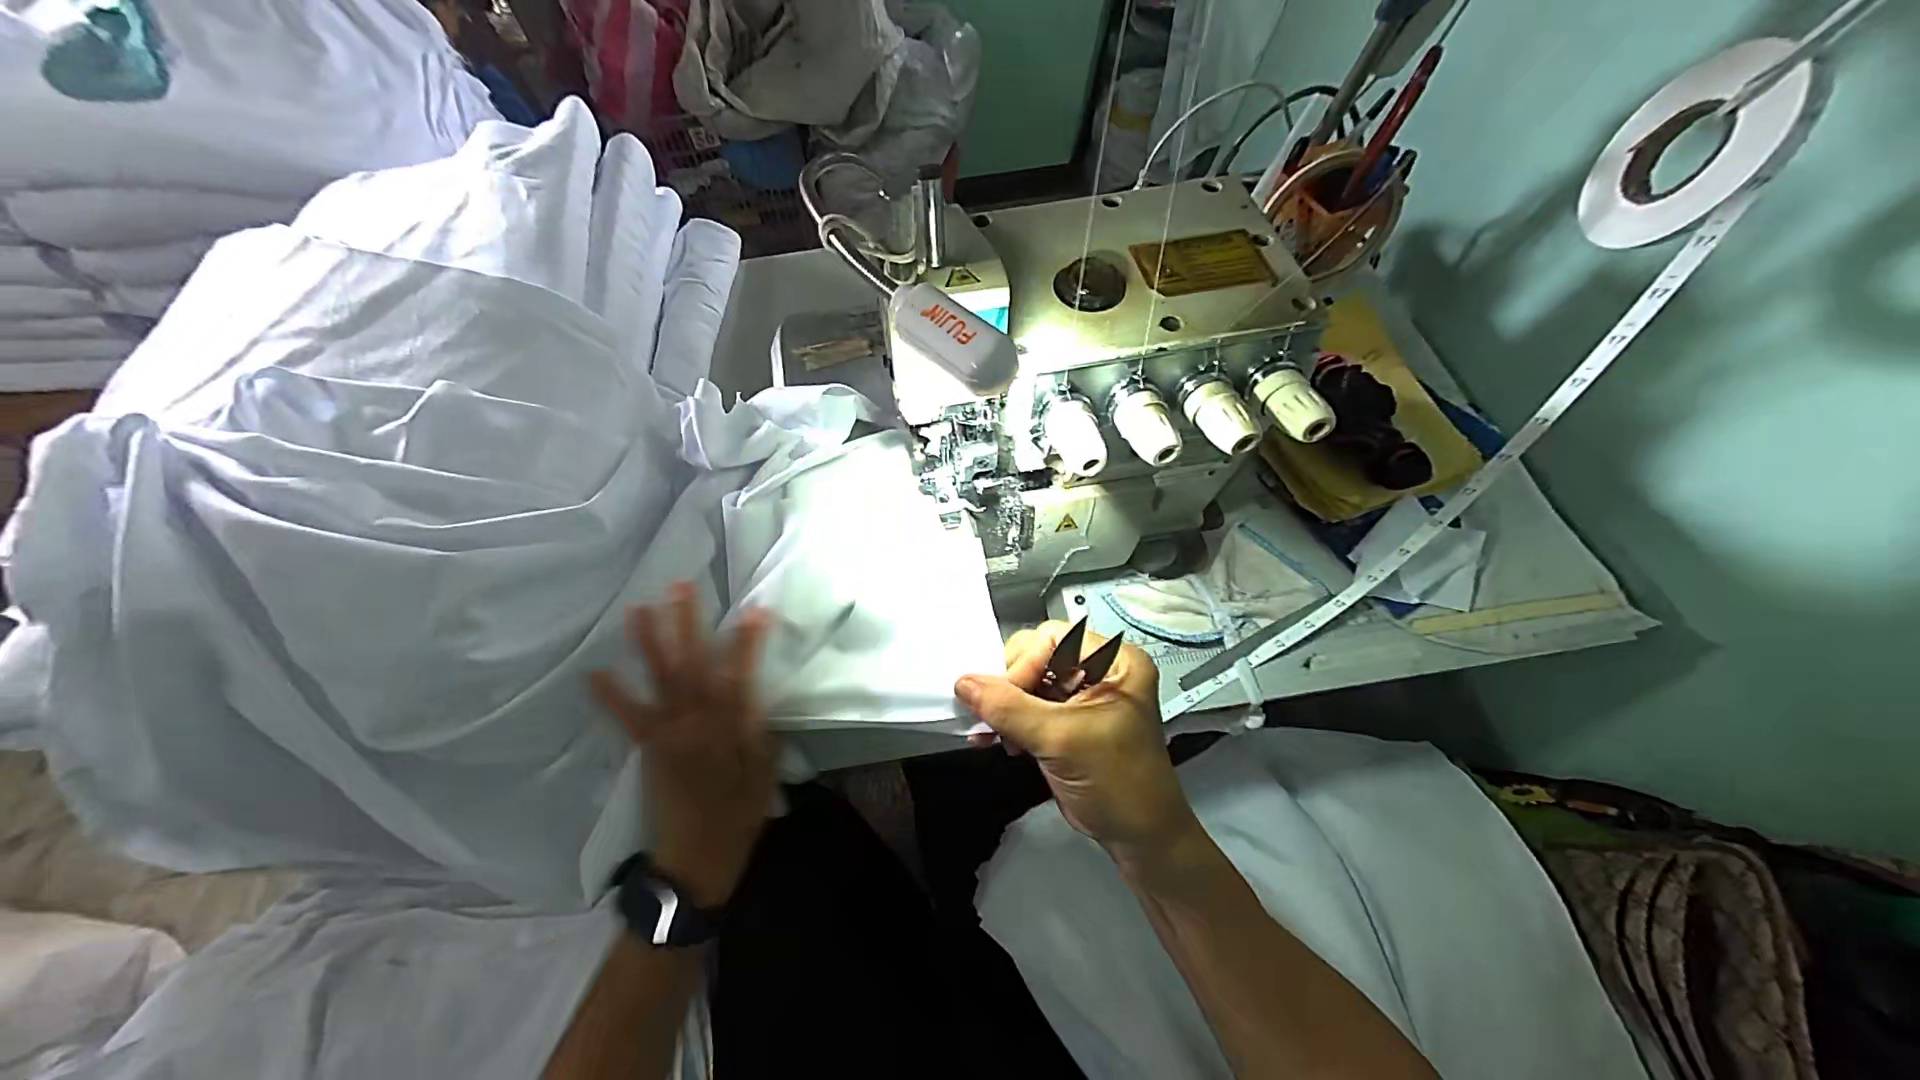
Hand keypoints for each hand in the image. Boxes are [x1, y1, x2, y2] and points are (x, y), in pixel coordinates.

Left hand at [590, 583, 773, 907]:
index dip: (748, 642)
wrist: (697, 859)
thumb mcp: (766, 773)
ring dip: (649, 643)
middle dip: (688, 623)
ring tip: (640, 608)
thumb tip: (757, 696)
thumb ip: (762, 732)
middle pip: (694, 665)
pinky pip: (627, 717)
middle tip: (682, 586)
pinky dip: (610, 695)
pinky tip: (595, 671)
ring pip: (660, 680)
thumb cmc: (740, 816)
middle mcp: (698, 723)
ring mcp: (668, 734)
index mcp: (733, 729)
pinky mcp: (648, 748)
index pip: (741, 675)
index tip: (756, 609)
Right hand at [955, 621, 1199, 863]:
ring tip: (994, 732)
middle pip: (1036, 656)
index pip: (1053, 637)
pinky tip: (996, 737)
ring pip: (1027, 681)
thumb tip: (967, 684)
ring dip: (1004, 706)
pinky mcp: (1065, 720)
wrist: (1138, 836)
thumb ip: (1010, 708)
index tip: (1007, 697)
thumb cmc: (1122, 785)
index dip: (1025, 663)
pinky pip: (1026, 706)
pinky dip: (1008, 721)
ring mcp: (1081, 696)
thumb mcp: (1061, 740)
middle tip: (997, 715)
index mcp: (1114, 662)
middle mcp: (1099, 671)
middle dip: (1010, 686)